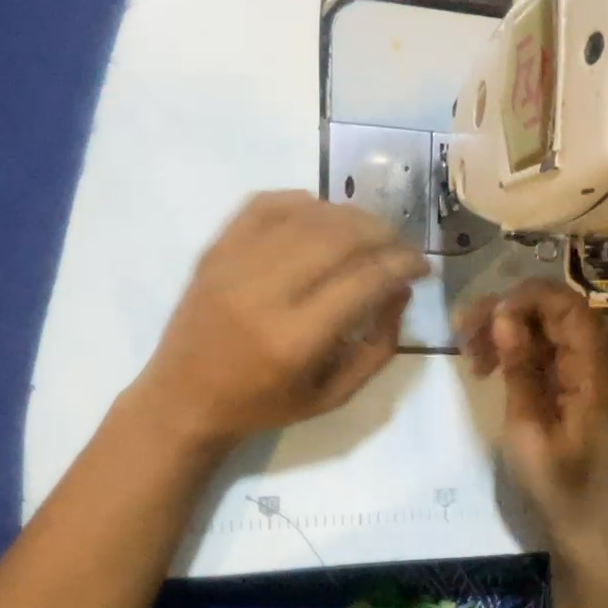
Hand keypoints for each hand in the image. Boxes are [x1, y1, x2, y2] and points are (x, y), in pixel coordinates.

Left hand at [131, 191, 428, 446]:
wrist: (185, 399)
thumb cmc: (265, 405)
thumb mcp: (333, 395)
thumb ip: (377, 346)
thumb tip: (401, 290)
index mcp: (295, 341)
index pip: (364, 281)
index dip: (403, 265)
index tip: (421, 267)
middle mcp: (263, 295)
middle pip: (339, 237)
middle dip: (383, 233)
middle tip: (400, 246)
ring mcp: (233, 266)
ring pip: (306, 215)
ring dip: (350, 216)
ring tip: (369, 232)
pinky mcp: (214, 250)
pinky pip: (265, 204)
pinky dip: (303, 203)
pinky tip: (322, 218)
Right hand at [456, 279, 607, 547]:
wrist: (576, 523)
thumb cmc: (553, 484)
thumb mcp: (528, 428)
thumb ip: (520, 369)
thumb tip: (505, 315)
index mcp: (593, 372)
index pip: (569, 307)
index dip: (527, 298)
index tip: (487, 317)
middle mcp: (593, 363)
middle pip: (554, 312)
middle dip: (508, 311)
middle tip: (464, 331)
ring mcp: (581, 375)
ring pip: (544, 329)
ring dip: (505, 330)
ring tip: (468, 353)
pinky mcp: (568, 387)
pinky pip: (542, 352)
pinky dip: (512, 351)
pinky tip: (485, 366)